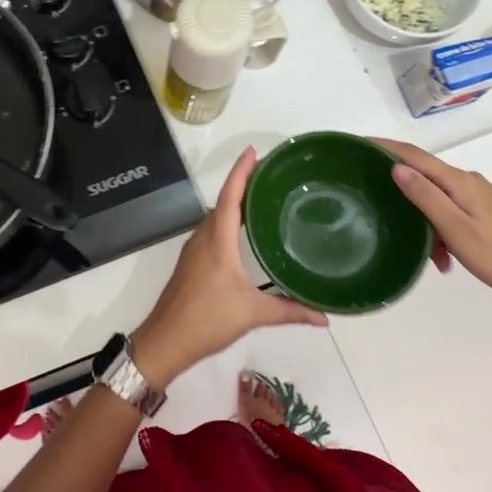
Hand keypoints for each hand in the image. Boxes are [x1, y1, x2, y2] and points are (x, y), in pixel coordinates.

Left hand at [130, 148, 325, 385]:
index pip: (231, 197)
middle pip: (224, 202)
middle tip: (271, 175)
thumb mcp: (253, 314)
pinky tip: (244, 232)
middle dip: (244, 185)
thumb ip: (289, 311)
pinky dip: (228, 222)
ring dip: (235, 204)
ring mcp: (194, 249)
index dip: (241, 172)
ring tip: (263, 199)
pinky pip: (212, 230)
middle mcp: (204, 237)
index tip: (254, 152)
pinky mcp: (192, 261)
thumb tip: (324, 316)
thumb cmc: (208, 319)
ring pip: (216, 217)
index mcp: (218, 240)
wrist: (166, 339)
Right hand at [377, 139, 491, 315]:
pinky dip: (439, 229)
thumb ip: (426, 197)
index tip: (356, 143)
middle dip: (400, 189)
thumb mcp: (457, 230)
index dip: (384, 146)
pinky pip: (448, 210)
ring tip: (424, 252)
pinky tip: (443, 257)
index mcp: (460, 181)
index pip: (413, 155)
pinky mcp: (482, 211)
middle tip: (374, 202)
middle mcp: (467, 181)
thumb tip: (396, 167)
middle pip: (422, 175)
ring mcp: (476, 196)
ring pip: (435, 198)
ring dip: (422, 220)